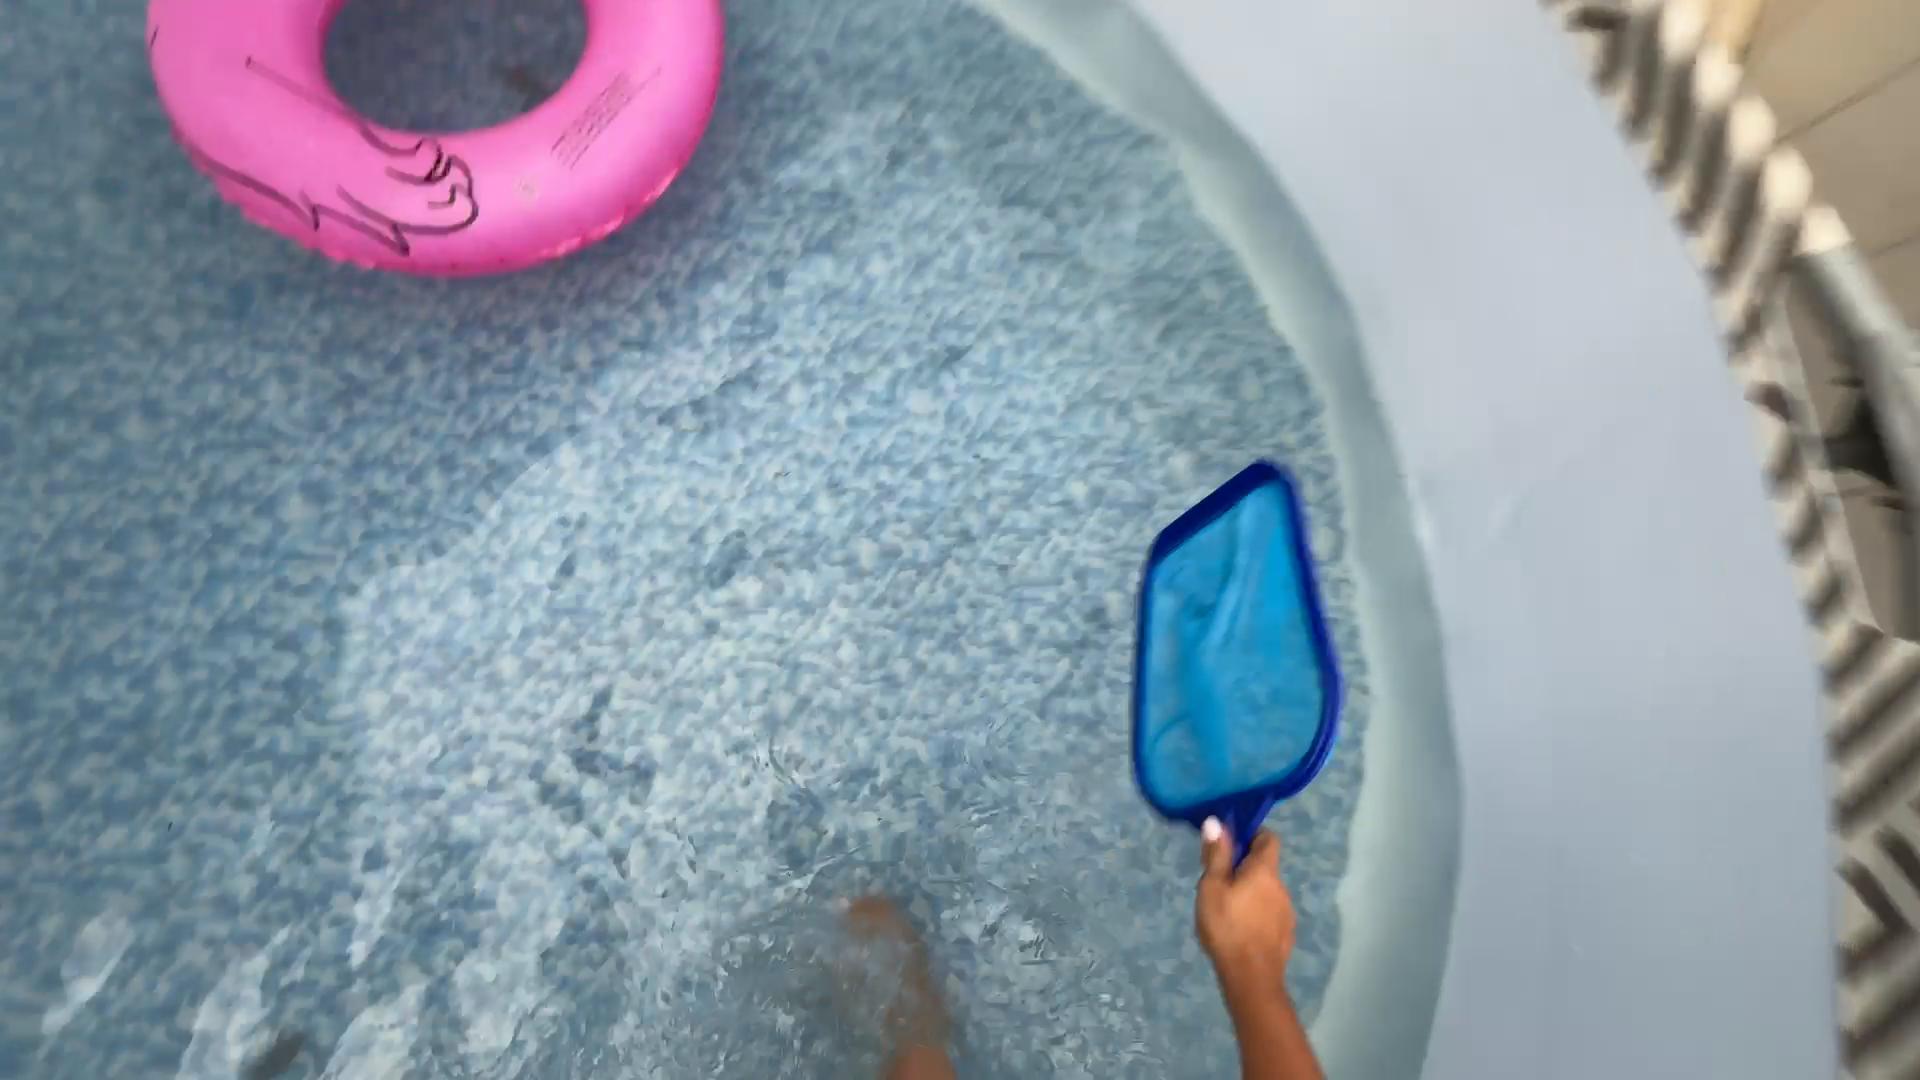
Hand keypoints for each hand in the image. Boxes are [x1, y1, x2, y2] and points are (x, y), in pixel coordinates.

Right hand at [1194, 817, 1295, 997]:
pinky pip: (1270, 912)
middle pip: (1265, 865)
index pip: (1268, 838)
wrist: (1251, 979)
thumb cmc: (1227, 925)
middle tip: (1217, 878)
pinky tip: (1239, 927)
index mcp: (1264, 871)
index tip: (1230, 842)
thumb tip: (1216, 822)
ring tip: (1225, 906)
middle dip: (1243, 866)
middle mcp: (1281, 888)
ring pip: (1266, 890)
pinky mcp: (1285, 935)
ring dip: (1249, 890)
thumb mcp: (1212, 886)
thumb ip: (1216, 855)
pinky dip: (1256, 912)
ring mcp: (1286, 913)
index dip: (1251, 834)